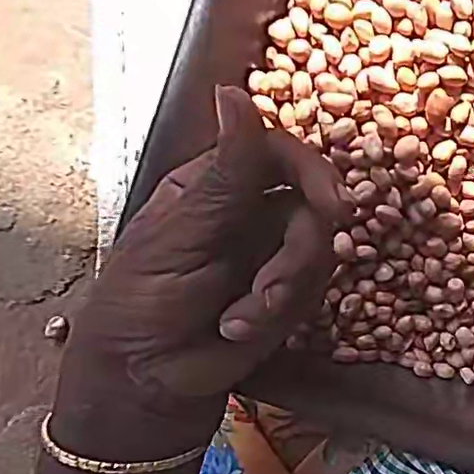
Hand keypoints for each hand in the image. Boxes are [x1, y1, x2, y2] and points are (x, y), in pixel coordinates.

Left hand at [51, 86, 350, 460]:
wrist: (145, 379)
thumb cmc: (139, 301)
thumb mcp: (179, 235)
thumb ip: (224, 174)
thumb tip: (234, 94)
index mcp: (217, 184)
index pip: (280, 154)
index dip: (312, 172)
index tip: (334, 206)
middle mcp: (253, 211)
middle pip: (313, 205)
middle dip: (301, 250)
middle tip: (277, 287)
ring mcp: (274, 253)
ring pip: (319, 249)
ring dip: (284, 287)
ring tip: (240, 317)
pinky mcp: (289, 292)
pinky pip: (312, 289)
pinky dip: (278, 311)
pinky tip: (239, 327)